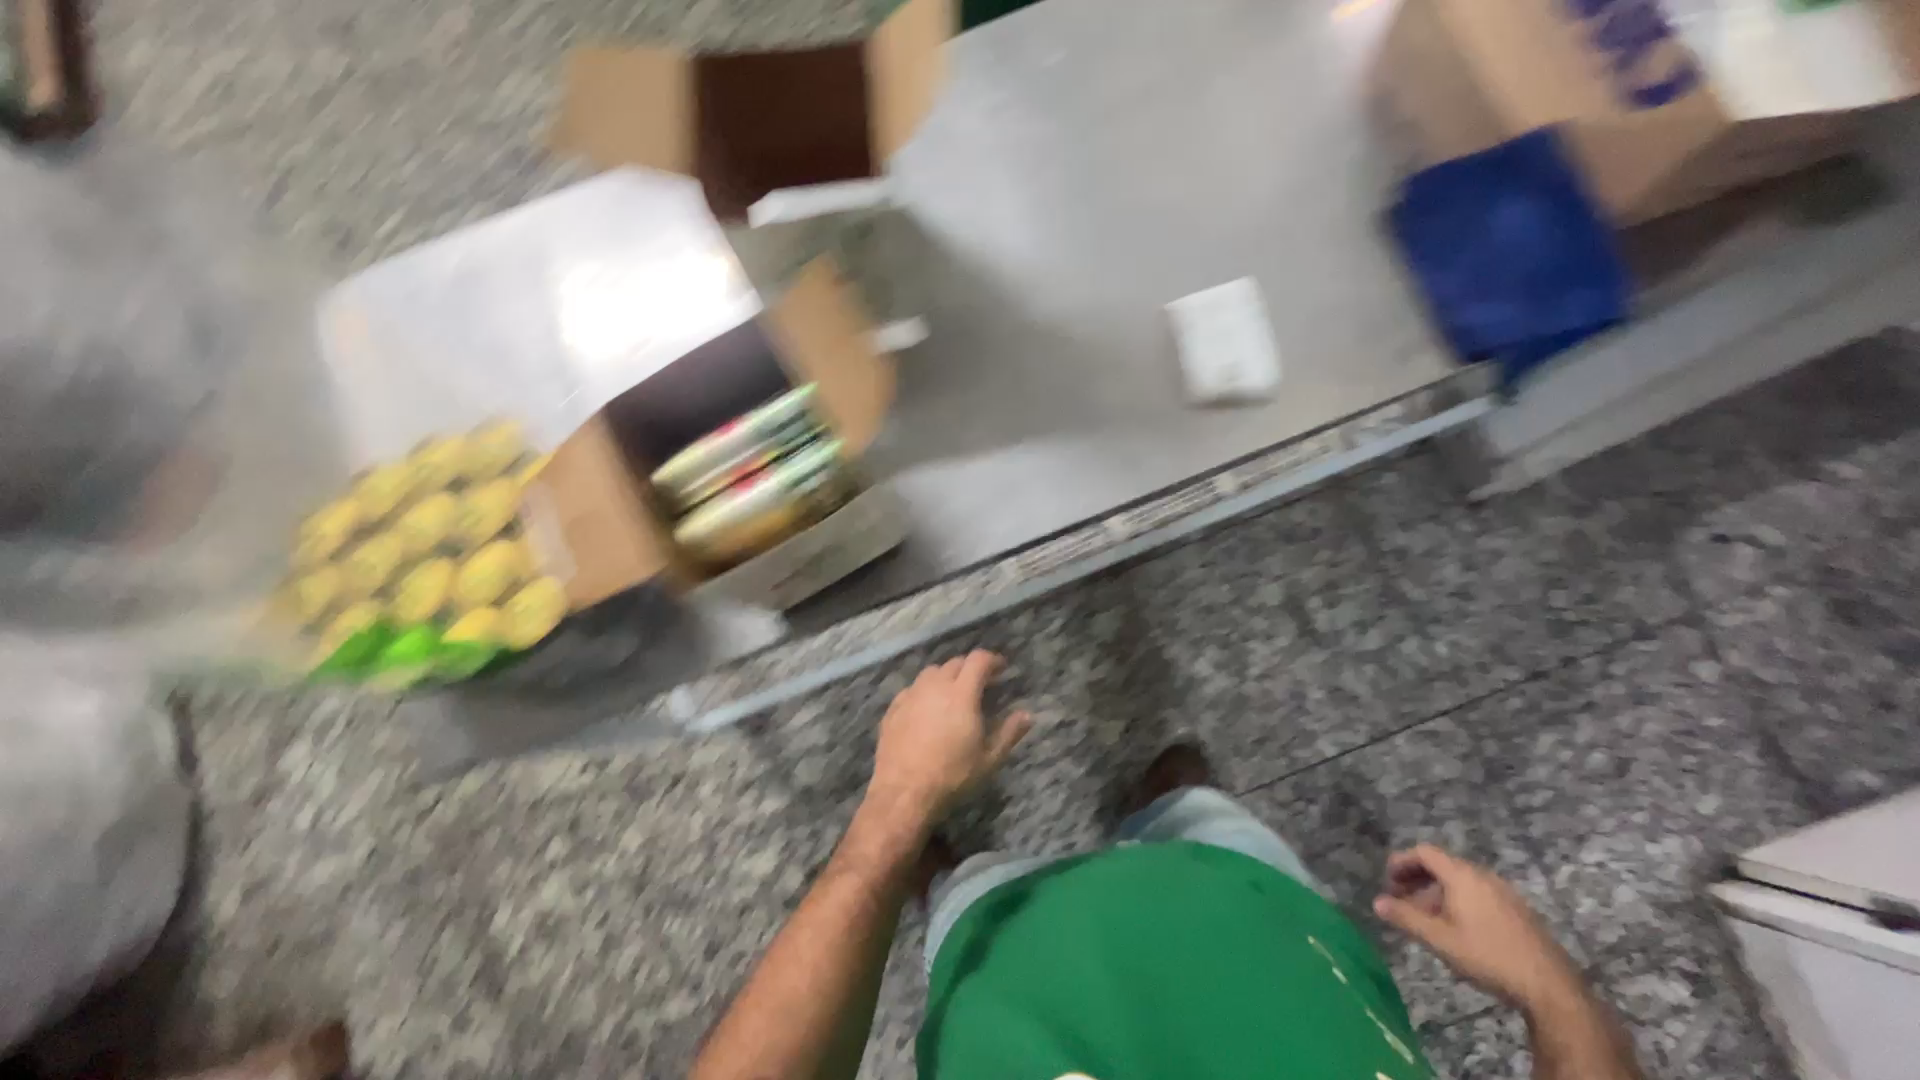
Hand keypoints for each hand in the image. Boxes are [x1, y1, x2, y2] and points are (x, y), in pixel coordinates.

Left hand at [868, 650, 1031, 821]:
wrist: (904, 792)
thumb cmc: (952, 775)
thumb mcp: (989, 759)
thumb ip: (1009, 732)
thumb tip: (1027, 714)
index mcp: (961, 694)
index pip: (978, 660)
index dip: (992, 660)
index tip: (1002, 668)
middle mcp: (934, 687)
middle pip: (954, 664)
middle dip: (970, 668)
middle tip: (981, 683)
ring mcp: (910, 696)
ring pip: (930, 673)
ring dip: (946, 676)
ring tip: (953, 693)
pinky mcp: (893, 709)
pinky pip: (912, 689)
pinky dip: (924, 691)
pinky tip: (926, 709)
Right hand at [1373, 844, 1582, 1010]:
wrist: (1549, 985)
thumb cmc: (1487, 956)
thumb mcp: (1439, 939)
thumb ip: (1405, 917)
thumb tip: (1377, 902)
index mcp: (1462, 875)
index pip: (1425, 852)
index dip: (1402, 861)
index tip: (1388, 880)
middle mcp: (1483, 876)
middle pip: (1443, 865)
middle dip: (1417, 879)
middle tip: (1401, 900)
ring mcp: (1504, 892)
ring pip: (1461, 881)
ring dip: (1437, 892)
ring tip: (1425, 918)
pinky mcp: (1517, 910)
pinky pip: (1478, 894)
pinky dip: (1458, 901)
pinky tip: (1456, 928)